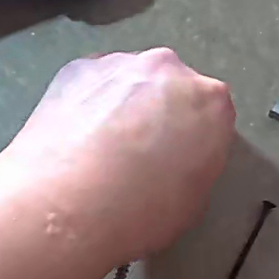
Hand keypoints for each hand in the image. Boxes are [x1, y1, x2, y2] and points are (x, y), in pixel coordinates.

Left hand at [0, 48, 234, 271]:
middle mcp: (168, 70)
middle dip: (157, 116)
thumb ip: (194, 168)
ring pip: (127, 82)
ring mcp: (119, 65)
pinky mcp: (76, 70)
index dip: (192, 141)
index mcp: (211, 103)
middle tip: (137, 157)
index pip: (211, 114)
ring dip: (119, 108)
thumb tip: (177, 167)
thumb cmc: (132, 213)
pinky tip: (74, 140)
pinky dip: (85, 105)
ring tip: (99, 153)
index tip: (177, 160)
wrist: (66, 206)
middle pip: (169, 89)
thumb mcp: (189, 206)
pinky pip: (89, 85)